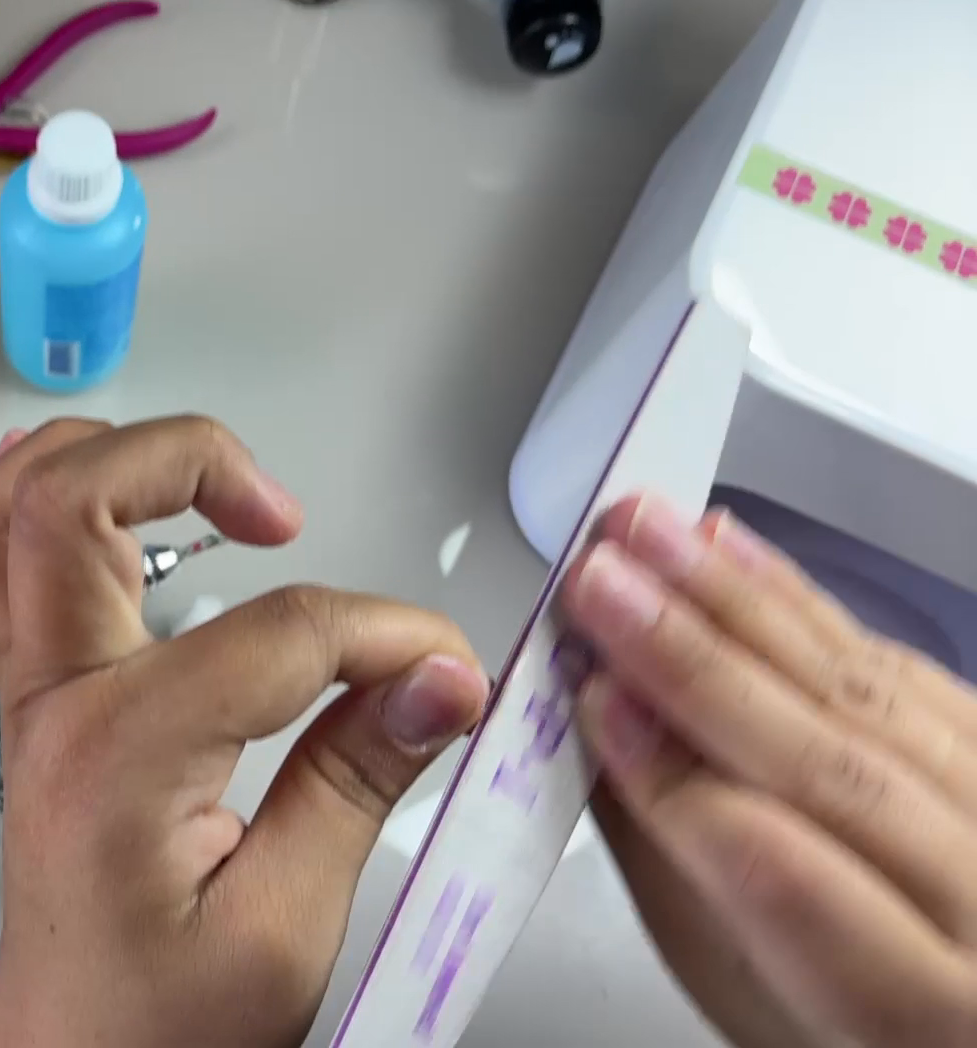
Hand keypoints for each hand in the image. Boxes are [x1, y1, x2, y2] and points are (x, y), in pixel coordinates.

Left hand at [0, 417, 489, 1047]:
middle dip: (182, 458)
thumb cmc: (160, 1020)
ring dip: (84, 459)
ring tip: (175, 467)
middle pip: (67, 504)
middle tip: (276, 507)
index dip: (380, 633)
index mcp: (120, 751)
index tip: (439, 665)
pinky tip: (76, 489)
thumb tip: (433, 681)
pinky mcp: (23, 687)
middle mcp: (52, 693)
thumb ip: (356, 782)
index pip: (270, 634)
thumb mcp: (287, 927)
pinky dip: (20, 506)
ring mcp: (22, 681)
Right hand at [559, 496, 976, 1046]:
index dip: (676, 777)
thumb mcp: (719, 967)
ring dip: (736, 598)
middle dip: (690, 658)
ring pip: (871, 693)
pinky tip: (728, 545)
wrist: (942, 983)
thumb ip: (660, 839)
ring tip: (647, 531)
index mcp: (919, 1011)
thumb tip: (598, 719)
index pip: (788, 878)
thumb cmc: (812, 1001)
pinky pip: (900, 662)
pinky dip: (795, 595)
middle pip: (835, 765)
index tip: (591, 696)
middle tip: (600, 578)